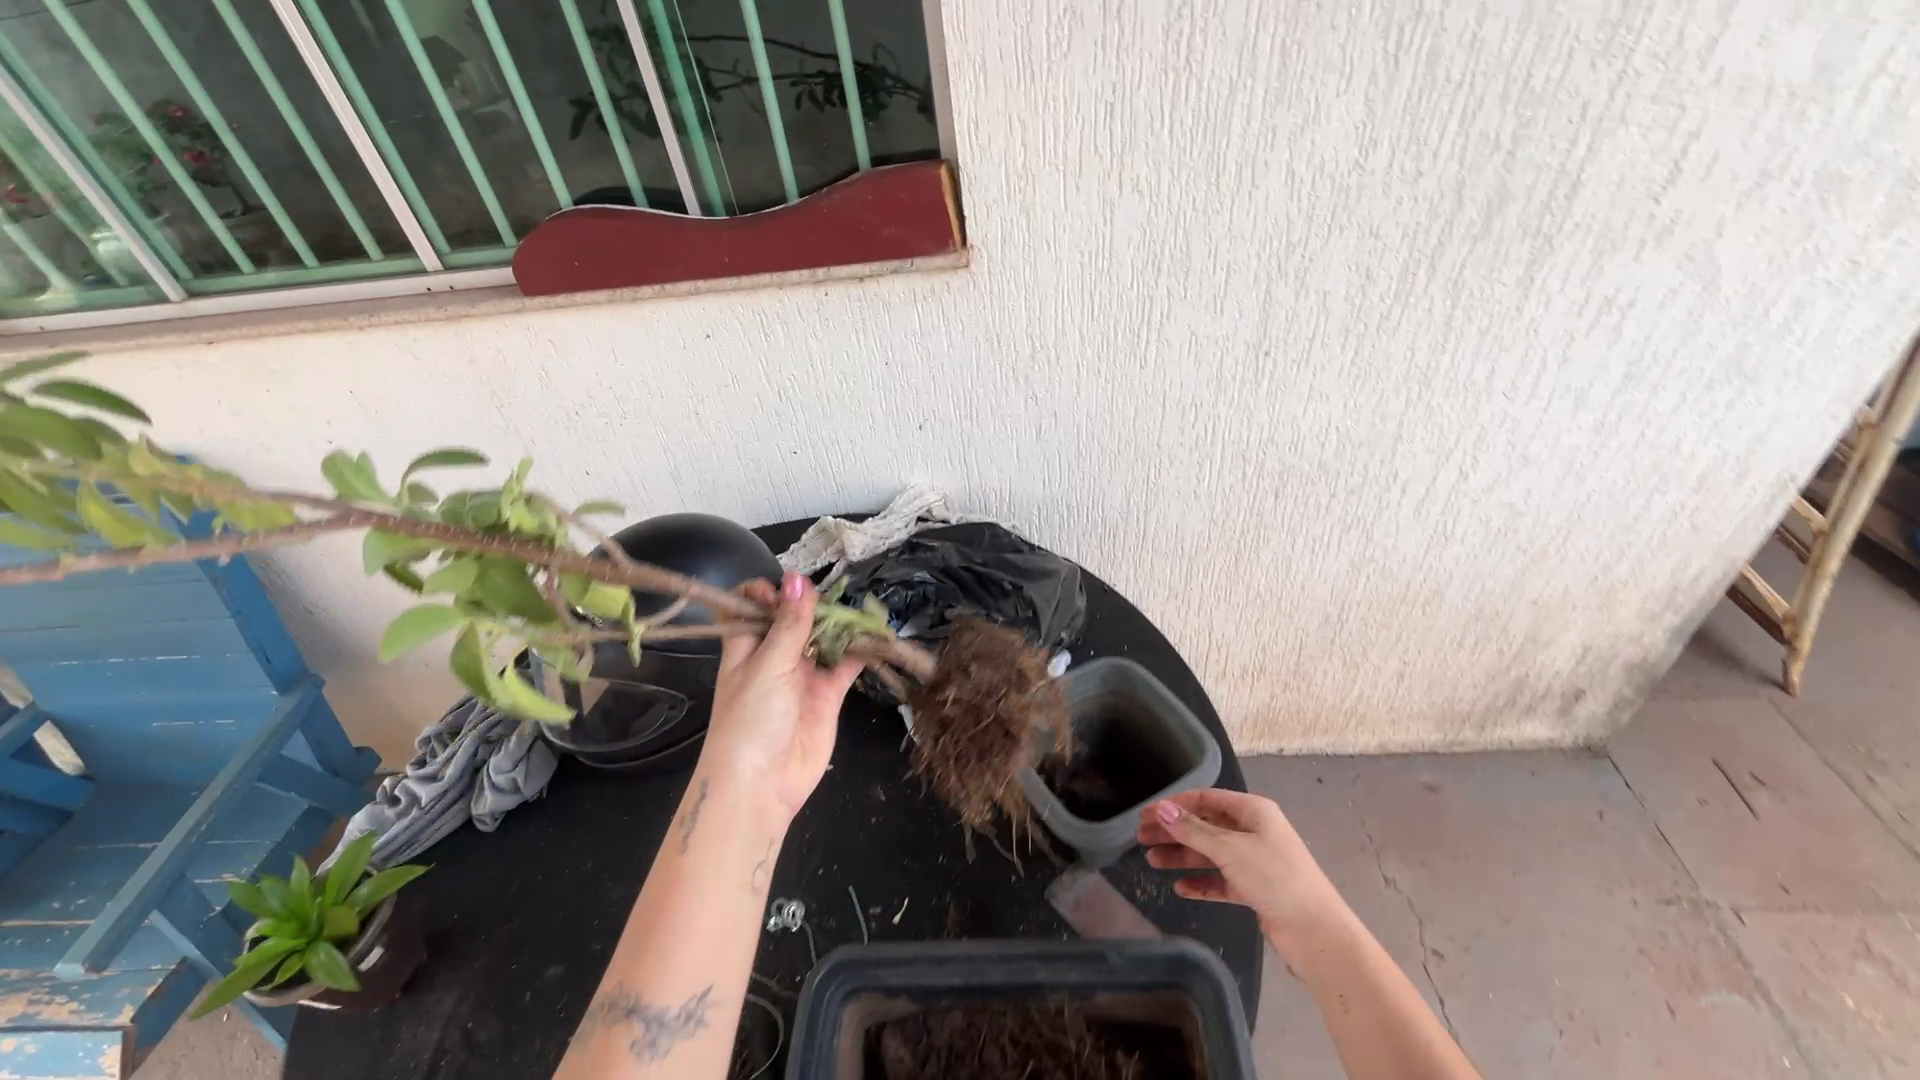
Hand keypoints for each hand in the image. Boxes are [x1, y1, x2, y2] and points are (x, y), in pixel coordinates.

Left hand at [709, 572, 861, 830]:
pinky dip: (861, 650)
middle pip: (793, 619)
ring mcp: (802, 675)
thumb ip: (789, 623)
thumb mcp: (768, 664)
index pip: (752, 607)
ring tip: (861, 607)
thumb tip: (797, 577)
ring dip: (840, 624)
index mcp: (746, 645)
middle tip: (834, 595)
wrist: (762, 784)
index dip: (768, 592)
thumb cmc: (751, 719)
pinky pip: (846, 665)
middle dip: (812, 603)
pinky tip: (877, 634)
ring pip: (823, 638)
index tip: (789, 586)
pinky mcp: (827, 695)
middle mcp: (773, 656)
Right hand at [1139, 789, 1349, 957]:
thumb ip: (1193, 829)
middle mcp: (1253, 832)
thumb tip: (1161, 809)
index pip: (1207, 799)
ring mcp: (1254, 862)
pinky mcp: (1254, 889)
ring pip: (1210, 854)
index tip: (1146, 813)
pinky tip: (1180, 888)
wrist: (1315, 930)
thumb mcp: (1230, 848)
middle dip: (1174, 830)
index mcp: (1253, 812)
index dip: (1175, 804)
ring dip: (1182, 856)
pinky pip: (1221, 881)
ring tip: (1152, 861)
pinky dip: (1201, 883)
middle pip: (1205, 826)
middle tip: (1141, 836)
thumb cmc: (1274, 877)